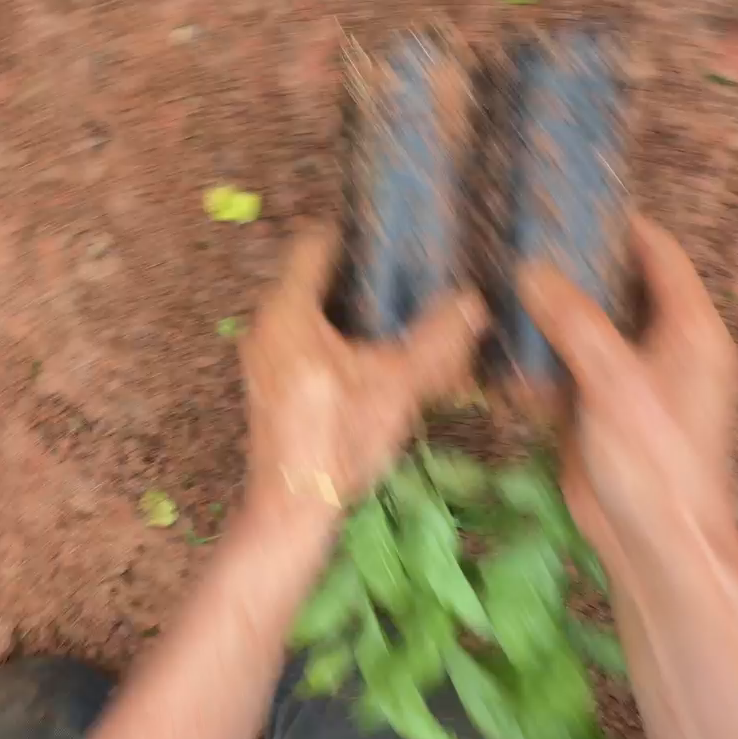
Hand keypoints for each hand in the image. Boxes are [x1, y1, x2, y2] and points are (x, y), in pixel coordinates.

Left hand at [240, 226, 486, 526]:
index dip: (356, 234)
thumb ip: (437, 339)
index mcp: (287, 310)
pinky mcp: (272, 380)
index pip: (316, 243)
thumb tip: (472, 302)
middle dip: (365, 278)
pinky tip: (380, 359)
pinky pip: (308, 341)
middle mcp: (267, 324)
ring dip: (356, 312)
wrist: (291, 504)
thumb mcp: (395, 384)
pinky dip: (342, 340)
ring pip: (314, 312)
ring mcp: (265, 353)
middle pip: (317, 278)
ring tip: (406, 318)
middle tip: (413, 279)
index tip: (396, 238)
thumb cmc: (336, 438)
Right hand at [518, 215, 737, 570]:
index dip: (621, 225)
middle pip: (613, 288)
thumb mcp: (617, 384)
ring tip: (494, 285)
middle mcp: (658, 347)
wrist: (650, 540)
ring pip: (578, 327)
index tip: (570, 204)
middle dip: (569, 266)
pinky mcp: (590, 405)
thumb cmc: (655, 461)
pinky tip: (494, 348)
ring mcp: (622, 378)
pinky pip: (558, 366)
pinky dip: (530, 357)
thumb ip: (577, 323)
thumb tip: (531, 270)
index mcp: (688, 332)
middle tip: (517, 241)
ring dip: (542, 312)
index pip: (658, 257)